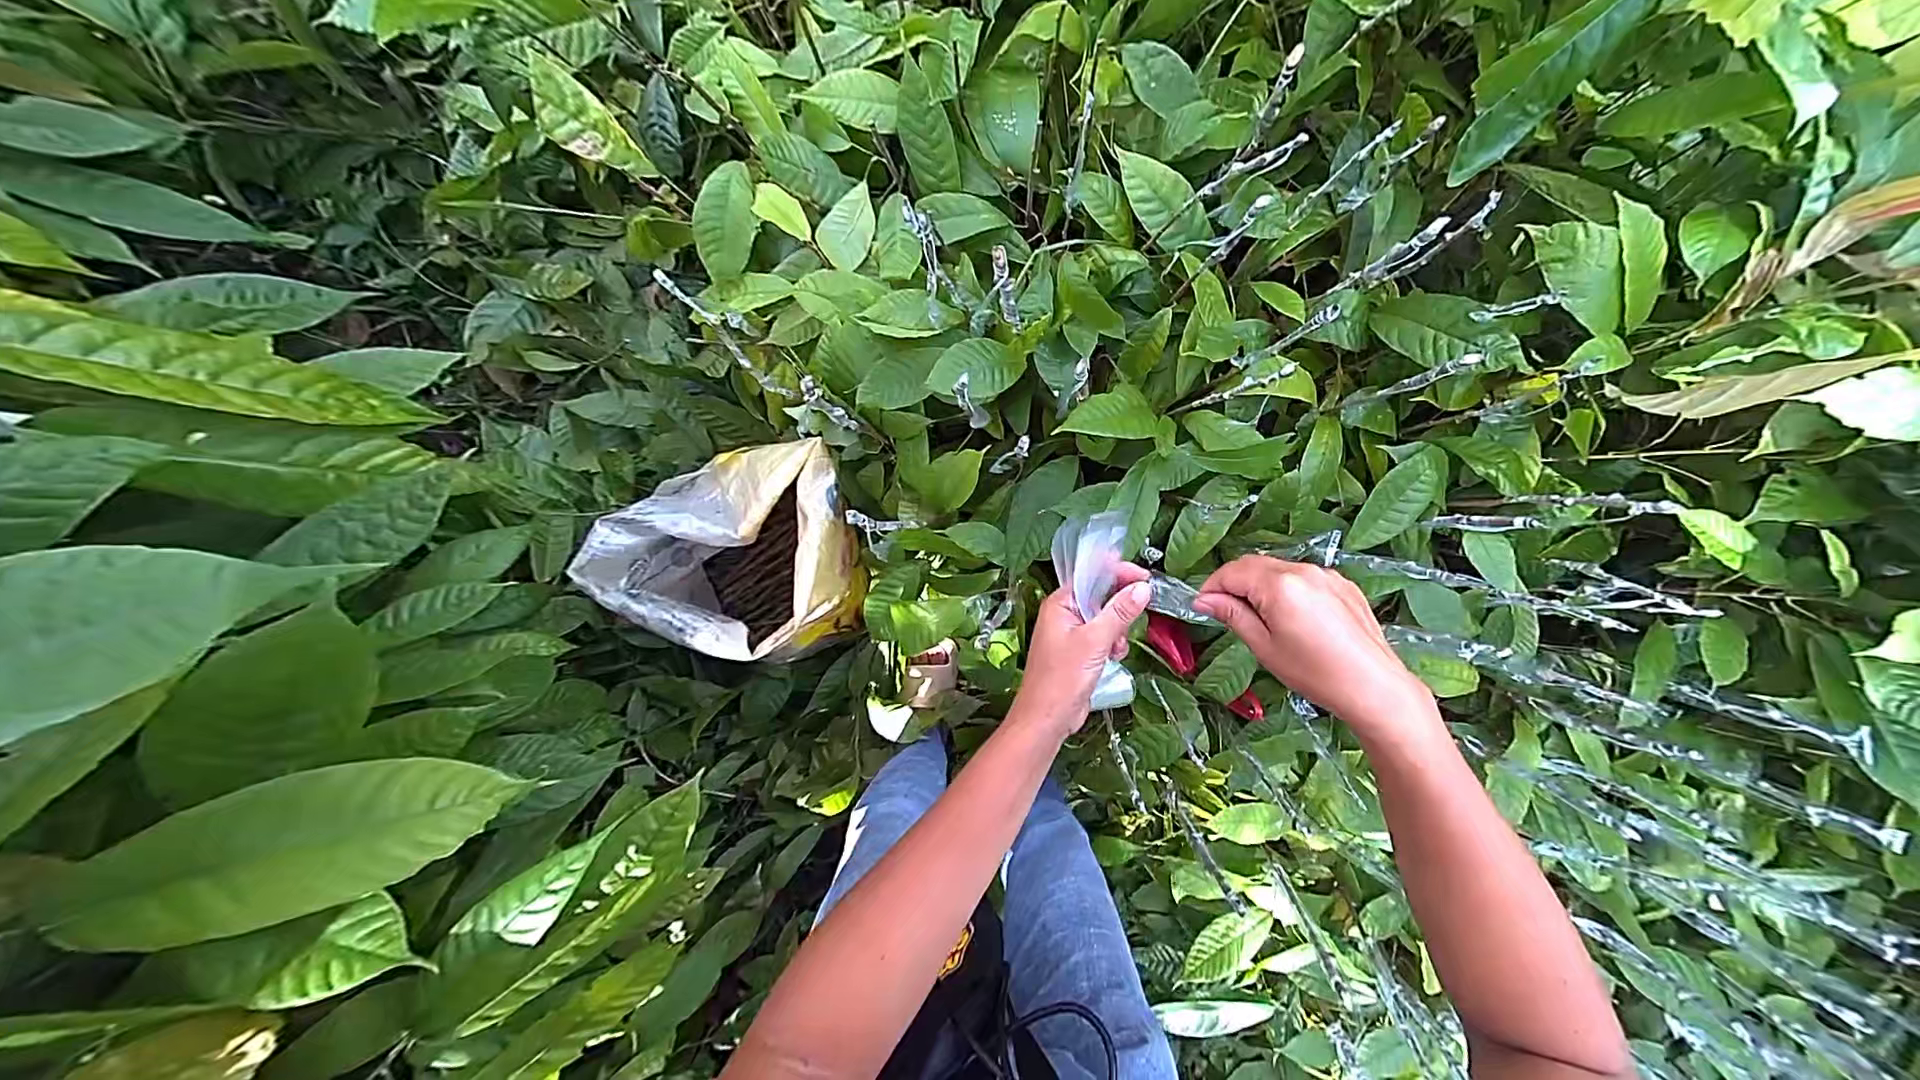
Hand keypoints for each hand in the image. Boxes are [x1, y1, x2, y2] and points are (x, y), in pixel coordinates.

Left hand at [1013, 562, 1152, 738]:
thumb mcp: (1095, 641)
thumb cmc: (1061, 679)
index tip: (1144, 577)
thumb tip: (1141, 588)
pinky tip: (1113, 656)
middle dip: (1119, 608)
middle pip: (1101, 595)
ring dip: (1117, 630)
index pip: (1092, 575)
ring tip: (1115, 647)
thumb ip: (1119, 612)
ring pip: (1105, 617)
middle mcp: (1063, 614)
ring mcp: (1071, 632)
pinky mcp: (1079, 650)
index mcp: (1060, 603)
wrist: (1047, 718)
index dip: (1118, 572)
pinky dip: (1112, 643)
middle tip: (1132, 619)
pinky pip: (1102, 636)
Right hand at [1191, 556, 1435, 737]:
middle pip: (1252, 564)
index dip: (1211, 587)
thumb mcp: (1264, 647)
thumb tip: (1204, 600)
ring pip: (1277, 568)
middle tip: (1224, 611)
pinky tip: (1289, 617)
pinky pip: (1302, 577)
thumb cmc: (1315, 673)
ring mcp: (1326, 575)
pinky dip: (1285, 588)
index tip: (1202, 605)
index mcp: (1279, 585)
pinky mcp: (1343, 585)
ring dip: (1258, 584)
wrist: (1375, 688)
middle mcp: (1303, 571)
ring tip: (1258, 617)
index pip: (1231, 571)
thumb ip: (1232, 615)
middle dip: (1232, 583)